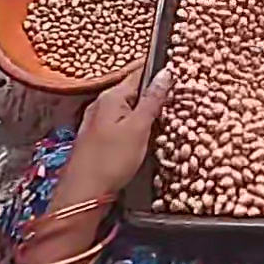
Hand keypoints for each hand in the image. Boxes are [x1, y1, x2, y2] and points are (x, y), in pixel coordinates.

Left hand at [59, 66, 174, 204]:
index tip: (179, 68)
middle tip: (181, 93)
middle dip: (155, 91)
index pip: (137, 72)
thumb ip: (153, 100)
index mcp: (111, 96)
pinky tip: (149, 133)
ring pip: (128, 108)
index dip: (158, 70)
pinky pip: (123, 123)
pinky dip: (137, 124)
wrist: (82, 196)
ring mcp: (98, 122)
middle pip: (133, 90)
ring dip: (147, 110)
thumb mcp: (138, 128)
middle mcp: (101, 104)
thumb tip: (166, 71)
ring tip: (171, 113)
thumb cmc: (111, 160)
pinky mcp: (99, 139)